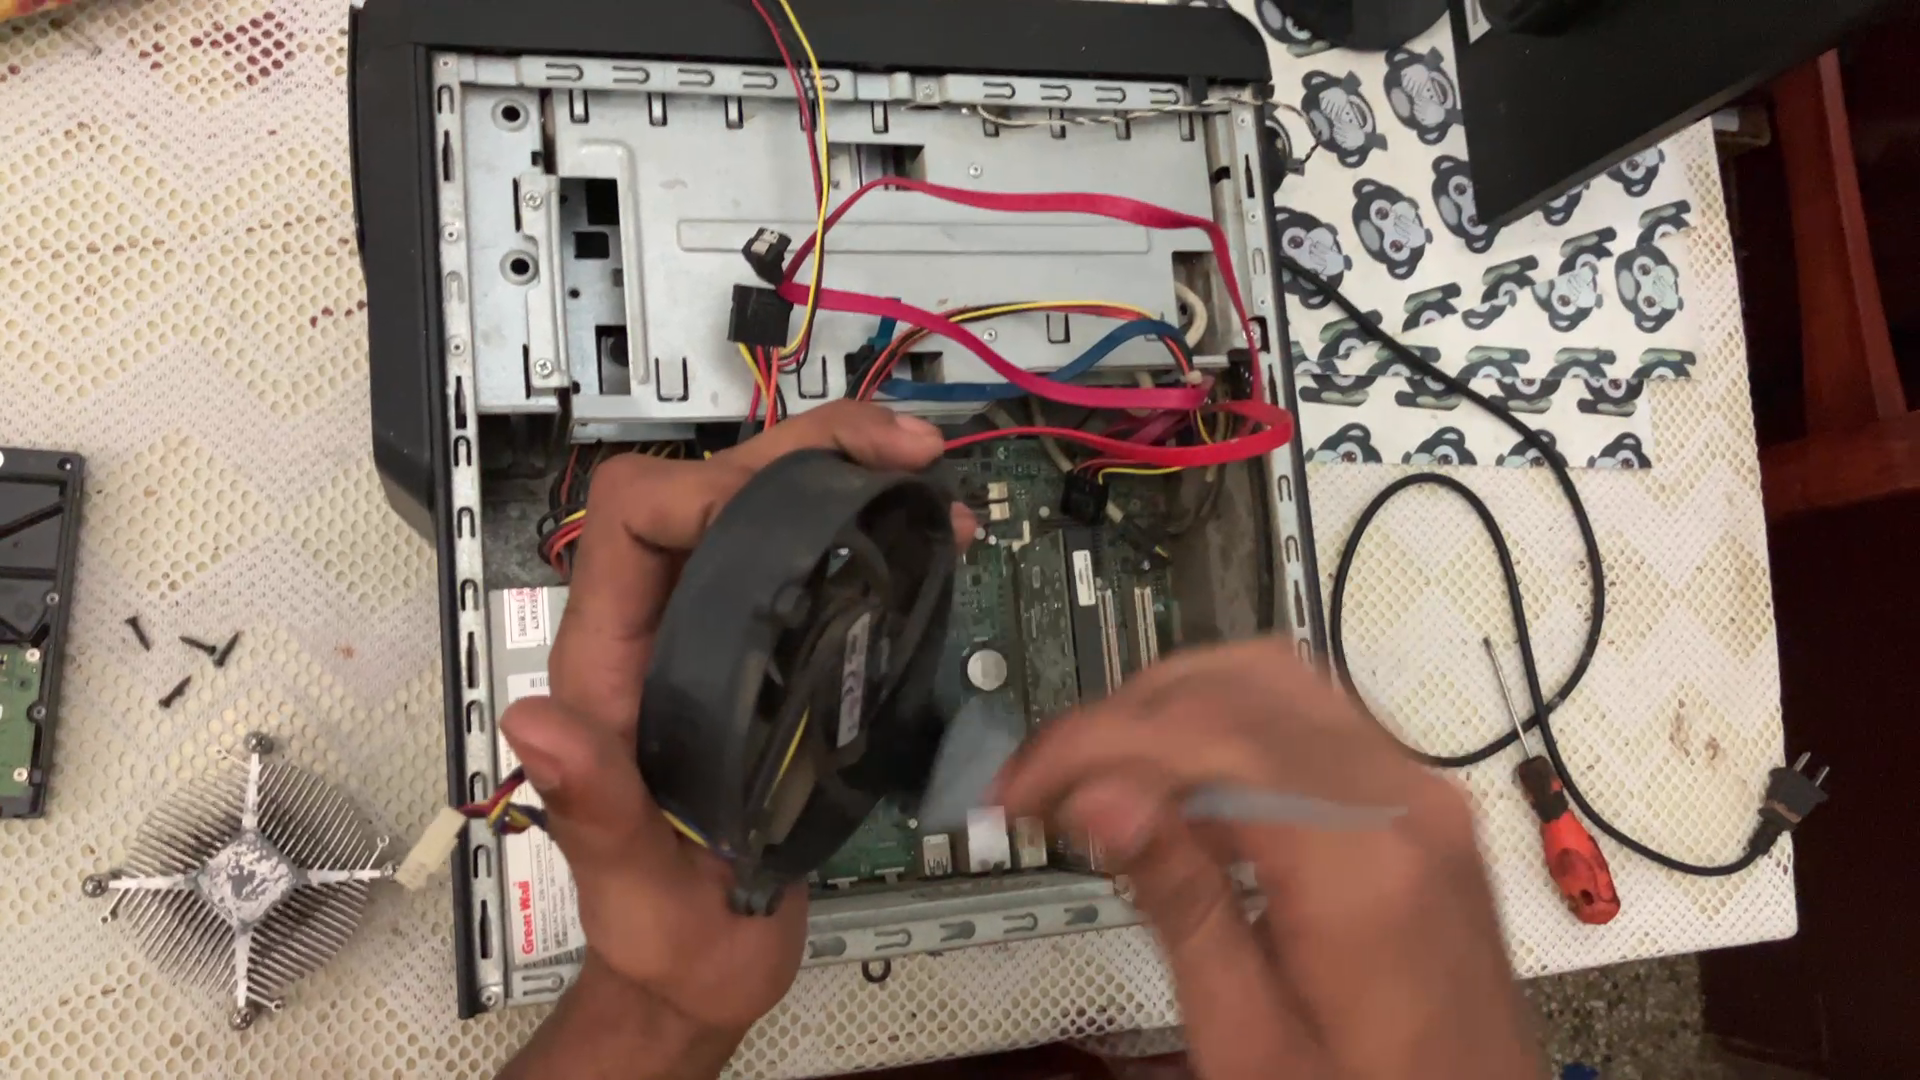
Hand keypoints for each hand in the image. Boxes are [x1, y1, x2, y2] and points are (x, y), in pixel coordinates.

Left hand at [496, 402, 973, 1078]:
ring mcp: (731, 623)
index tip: (805, 507)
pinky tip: (929, 538)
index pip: (634, 515)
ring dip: (851, 472)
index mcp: (618, 655)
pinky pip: (821, 556)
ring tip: (929, 474)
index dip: (709, 486)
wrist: (709, 952)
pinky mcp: (784, 642)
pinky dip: (875, 530)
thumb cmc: (661, 921)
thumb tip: (536, 718)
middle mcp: (672, 617)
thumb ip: (589, 807)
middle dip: (812, 447)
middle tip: (907, 448)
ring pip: (777, 506)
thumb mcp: (629, 880)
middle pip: (721, 483)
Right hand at [995, 639, 1539, 1079]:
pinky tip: (1170, 779)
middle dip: (1118, 719)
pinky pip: (1292, 710)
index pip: (1204, 736)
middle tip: (1050, 781)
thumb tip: (1096, 796)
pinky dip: (1211, 722)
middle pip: (1231, 686)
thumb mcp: (1250, 1042)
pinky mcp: (1402, 792)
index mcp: (1364, 866)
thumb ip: (1178, 903)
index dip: (1093, 742)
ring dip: (1162, 709)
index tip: (1021, 786)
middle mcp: (1402, 798)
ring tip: (1099, 771)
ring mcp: (1412, 785)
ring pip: (1262, 676)